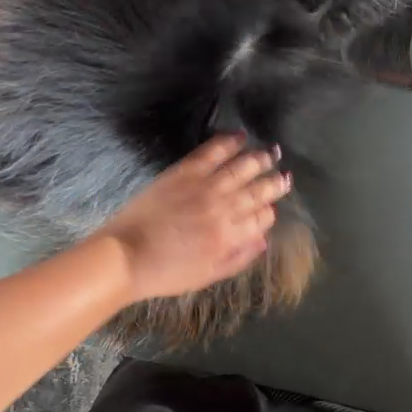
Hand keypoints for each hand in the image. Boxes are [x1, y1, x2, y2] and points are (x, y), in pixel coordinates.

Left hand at [91, 134, 289, 302]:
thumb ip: (238, 257)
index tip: (272, 206)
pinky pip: (212, 152)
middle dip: (273, 183)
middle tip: (285, 175)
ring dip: (258, 159)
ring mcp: (203, 187)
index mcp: (229, 237)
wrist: (126, 255)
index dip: (268, 212)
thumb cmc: (165, 272)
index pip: (260, 219)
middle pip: (256, 192)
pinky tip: (239, 137)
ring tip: (271, 153)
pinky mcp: (183, 172)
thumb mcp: (207, 275)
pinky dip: (227, 142)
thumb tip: (263, 240)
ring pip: (240, 168)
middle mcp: (222, 209)